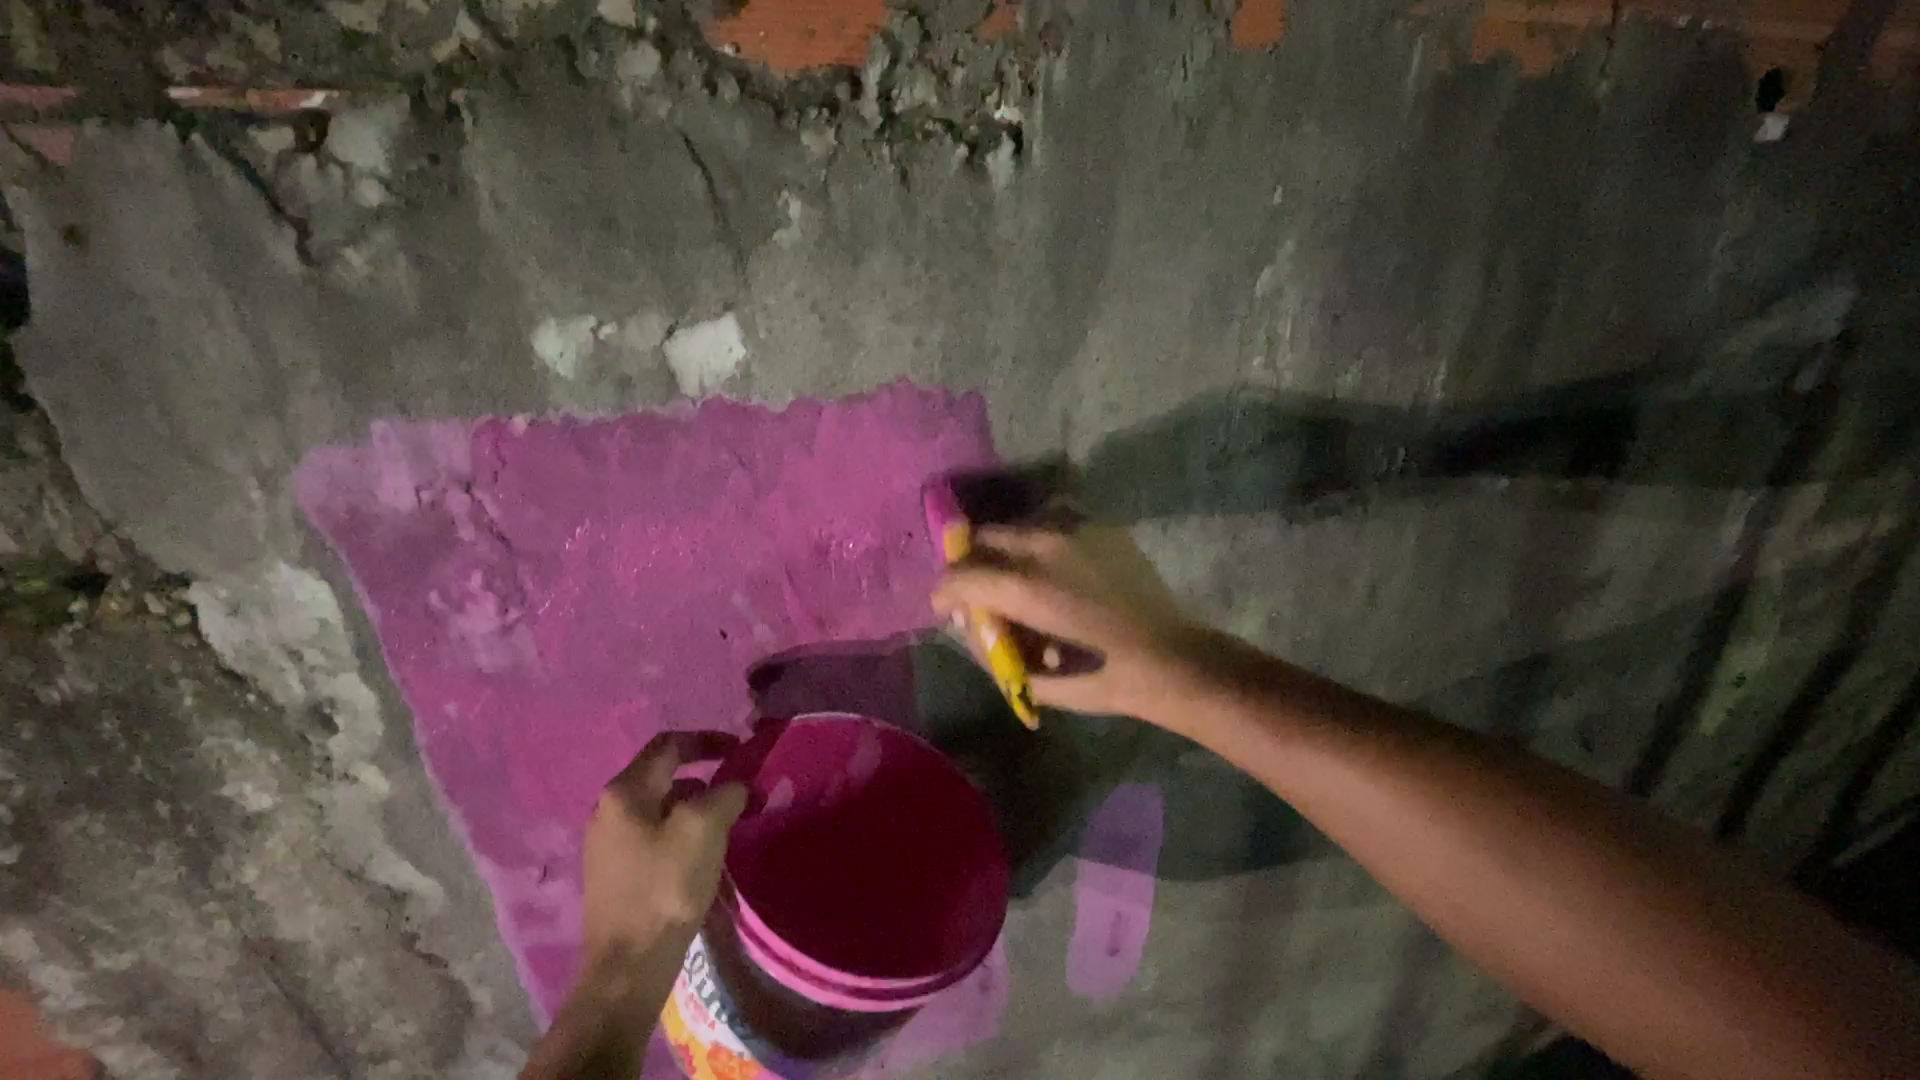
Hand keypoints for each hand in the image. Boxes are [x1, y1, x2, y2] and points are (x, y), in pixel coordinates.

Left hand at [582, 732, 747, 959]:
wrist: (628, 966)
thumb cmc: (666, 887)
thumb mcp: (705, 828)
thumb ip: (726, 793)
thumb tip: (736, 786)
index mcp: (624, 791)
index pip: (669, 745)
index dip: (707, 740)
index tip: (740, 750)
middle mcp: (607, 810)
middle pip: (663, 776)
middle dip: (705, 778)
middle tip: (739, 793)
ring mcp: (606, 844)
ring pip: (660, 808)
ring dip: (695, 808)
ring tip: (727, 826)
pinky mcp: (613, 874)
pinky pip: (652, 836)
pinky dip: (681, 833)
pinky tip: (701, 856)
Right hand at [931, 524, 1216, 724]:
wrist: (1172, 657)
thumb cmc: (1104, 678)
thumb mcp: (1037, 680)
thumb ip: (991, 651)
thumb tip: (967, 625)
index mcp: (1026, 587)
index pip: (959, 575)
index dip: (943, 593)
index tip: (946, 608)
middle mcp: (1043, 546)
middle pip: (981, 538)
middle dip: (970, 565)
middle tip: (980, 591)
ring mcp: (1075, 529)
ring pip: (1015, 526)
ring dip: (1004, 549)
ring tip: (1017, 576)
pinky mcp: (1100, 526)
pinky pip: (1052, 519)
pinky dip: (1039, 538)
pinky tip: (1052, 564)